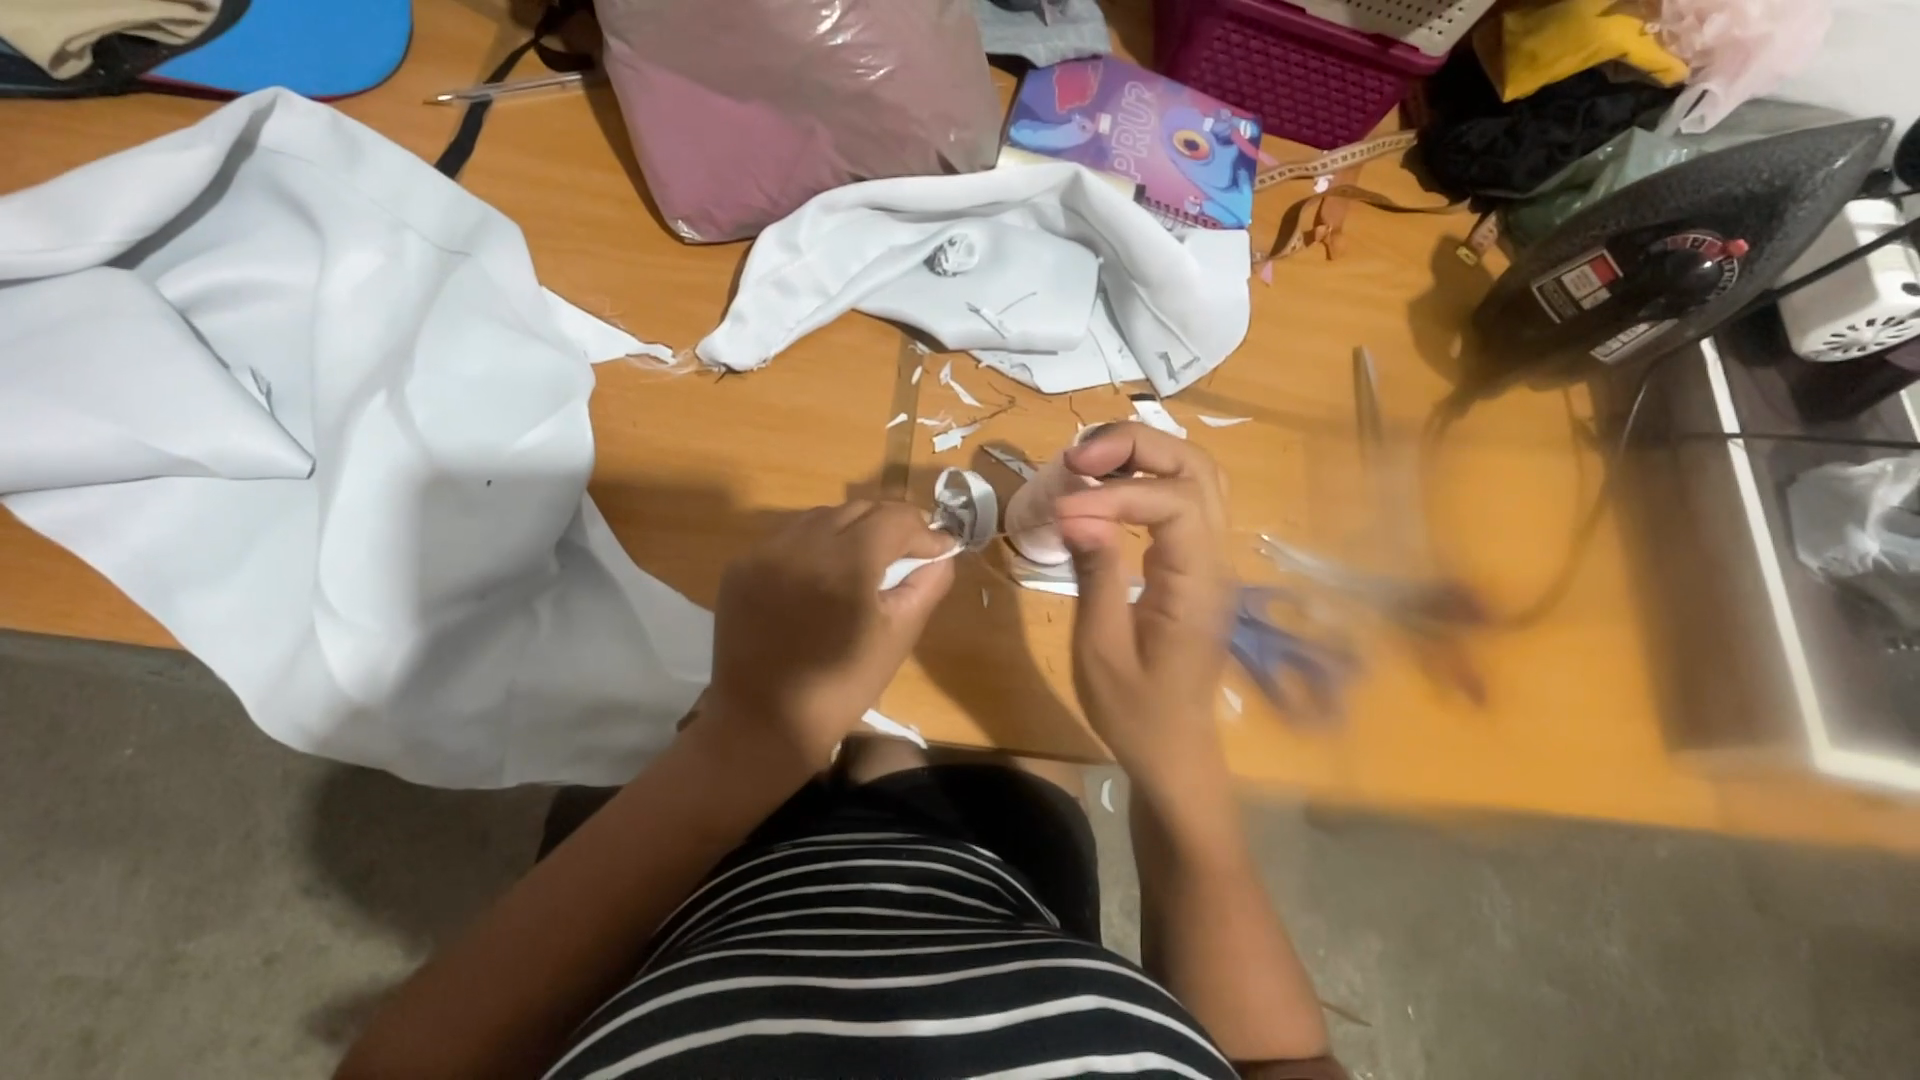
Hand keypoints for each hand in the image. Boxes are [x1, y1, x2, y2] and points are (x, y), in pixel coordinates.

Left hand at [702, 500, 955, 774]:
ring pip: (821, 517)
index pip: (895, 518)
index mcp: (847, 562)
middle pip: (859, 510)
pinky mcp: (740, 567)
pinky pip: (788, 538)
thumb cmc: (842, 687)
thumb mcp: (898, 636)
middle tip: (905, 557)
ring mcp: (765, 552)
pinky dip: (813, 546)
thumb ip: (926, 584)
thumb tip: (941, 552)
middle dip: (889, 527)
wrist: (765, 723)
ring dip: (850, 531)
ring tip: (862, 565)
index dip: (923, 532)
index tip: (937, 553)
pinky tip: (820, 577)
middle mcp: (802, 544)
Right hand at [1052, 423, 1234, 784]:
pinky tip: (1105, 487)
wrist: (1173, 749)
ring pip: (1197, 477)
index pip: (1174, 503)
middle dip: (1139, 446)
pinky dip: (1146, 478)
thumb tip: (1075, 509)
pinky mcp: (1195, 565)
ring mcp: (1210, 560)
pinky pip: (1183, 501)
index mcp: (1198, 583)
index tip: (1064, 507)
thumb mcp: (1101, 647)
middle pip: (1198, 469)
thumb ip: (1095, 573)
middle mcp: (1216, 560)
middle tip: (1078, 457)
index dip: (1119, 491)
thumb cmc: (1134, 710)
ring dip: (1146, 455)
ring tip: (1088, 462)